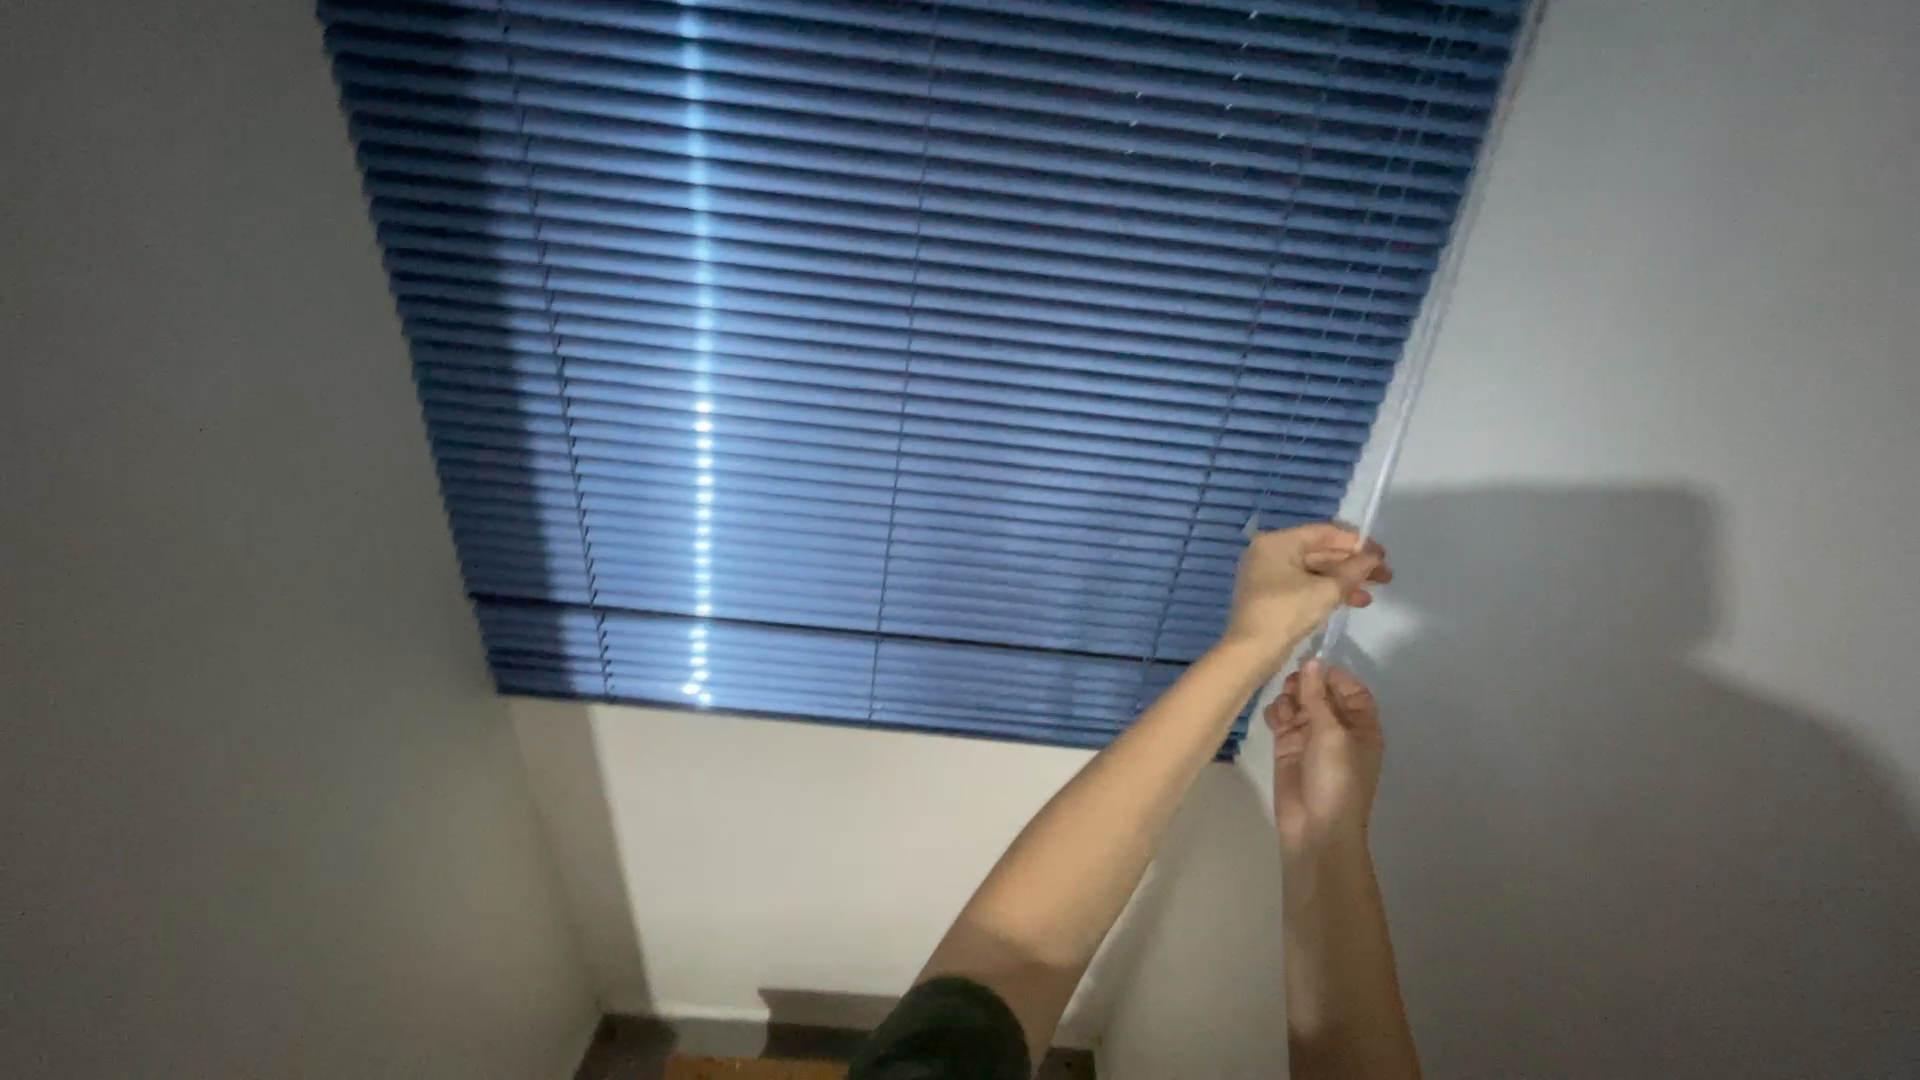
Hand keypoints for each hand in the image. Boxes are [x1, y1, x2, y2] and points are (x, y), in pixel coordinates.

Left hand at [1224, 524, 1389, 666]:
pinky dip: (1326, 591)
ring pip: (1313, 571)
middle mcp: (1268, 552)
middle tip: (1385, 576)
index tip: (1382, 555)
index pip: (1323, 532)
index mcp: (1277, 542)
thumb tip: (1373, 556)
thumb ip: (1354, 569)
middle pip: (1318, 551)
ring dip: (1343, 581)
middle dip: (1352, 565)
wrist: (1252, 650)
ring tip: (1370, 596)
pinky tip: (1352, 602)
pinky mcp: (1270, 594)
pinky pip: (1304, 585)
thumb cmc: (1288, 611)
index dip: (1356, 542)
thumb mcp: (1327, 589)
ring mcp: (1267, 574)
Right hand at [1266, 661, 1384, 852]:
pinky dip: (1276, 714)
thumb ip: (1317, 695)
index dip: (1334, 676)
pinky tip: (1275, 721)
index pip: (1351, 689)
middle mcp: (1337, 728)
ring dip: (1289, 699)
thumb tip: (1312, 660)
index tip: (1312, 666)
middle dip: (1306, 685)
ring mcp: (1311, 736)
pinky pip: (1280, 718)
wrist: (1316, 825)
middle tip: (1293, 687)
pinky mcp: (1287, 745)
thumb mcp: (1331, 733)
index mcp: (1361, 725)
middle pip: (1321, 692)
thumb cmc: (1336, 778)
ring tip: (1285, 712)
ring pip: (1298, 702)